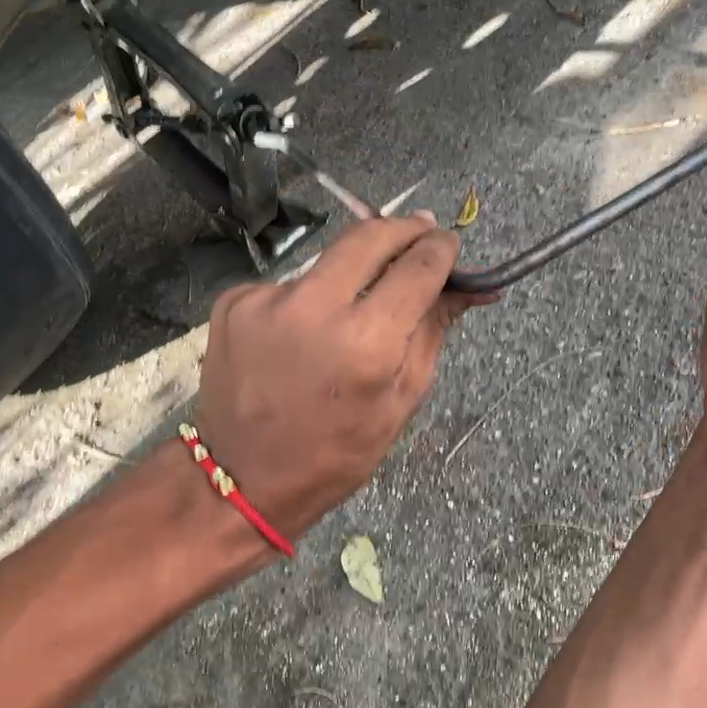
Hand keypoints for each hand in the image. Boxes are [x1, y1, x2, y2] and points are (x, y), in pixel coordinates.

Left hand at [195, 213, 490, 535]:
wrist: (241, 478)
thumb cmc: (336, 452)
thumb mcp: (401, 400)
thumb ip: (434, 331)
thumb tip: (472, 287)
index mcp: (366, 343)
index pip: (418, 266)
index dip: (441, 249)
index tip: (449, 244)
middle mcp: (313, 308)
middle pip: (370, 235)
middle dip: (403, 229)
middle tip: (421, 232)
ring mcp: (266, 300)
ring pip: (327, 261)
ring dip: (352, 271)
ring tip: (355, 306)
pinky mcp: (233, 301)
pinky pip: (289, 284)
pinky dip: (307, 298)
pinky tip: (304, 334)